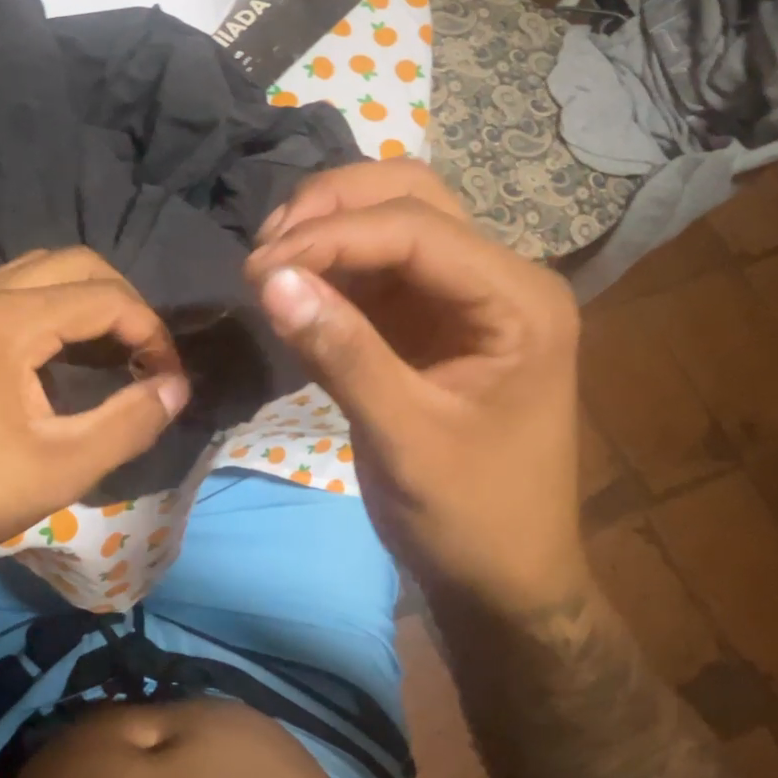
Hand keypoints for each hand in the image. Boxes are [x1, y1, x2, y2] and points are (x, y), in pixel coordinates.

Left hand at [0, 248, 190, 576]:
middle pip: (79, 265)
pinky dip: (57, 307)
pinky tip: (68, 354)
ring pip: (46, 271)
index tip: (169, 381)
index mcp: (10, 319)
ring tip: (117, 352)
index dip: (152, 333)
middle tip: (147, 359)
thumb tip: (177, 385)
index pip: (107, 297)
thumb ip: (130, 421)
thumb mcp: (63, 467)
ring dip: (91, 299)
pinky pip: (19, 290)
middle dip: (126, 304)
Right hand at [245, 161, 585, 611]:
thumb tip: (269, 278)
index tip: (258, 270)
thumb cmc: (473, 516)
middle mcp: (498, 279)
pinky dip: (328, 265)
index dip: (331, 237)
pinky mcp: (429, 319)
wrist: (502, 579)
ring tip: (268, 264)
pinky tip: (289, 287)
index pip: (417, 230)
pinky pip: (374, 266)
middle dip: (331, 210)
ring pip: (391, 218)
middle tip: (265, 253)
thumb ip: (342, 353)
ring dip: (326, 227)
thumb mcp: (406, 439)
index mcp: (518, 300)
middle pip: (411, 197)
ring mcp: (462, 295)